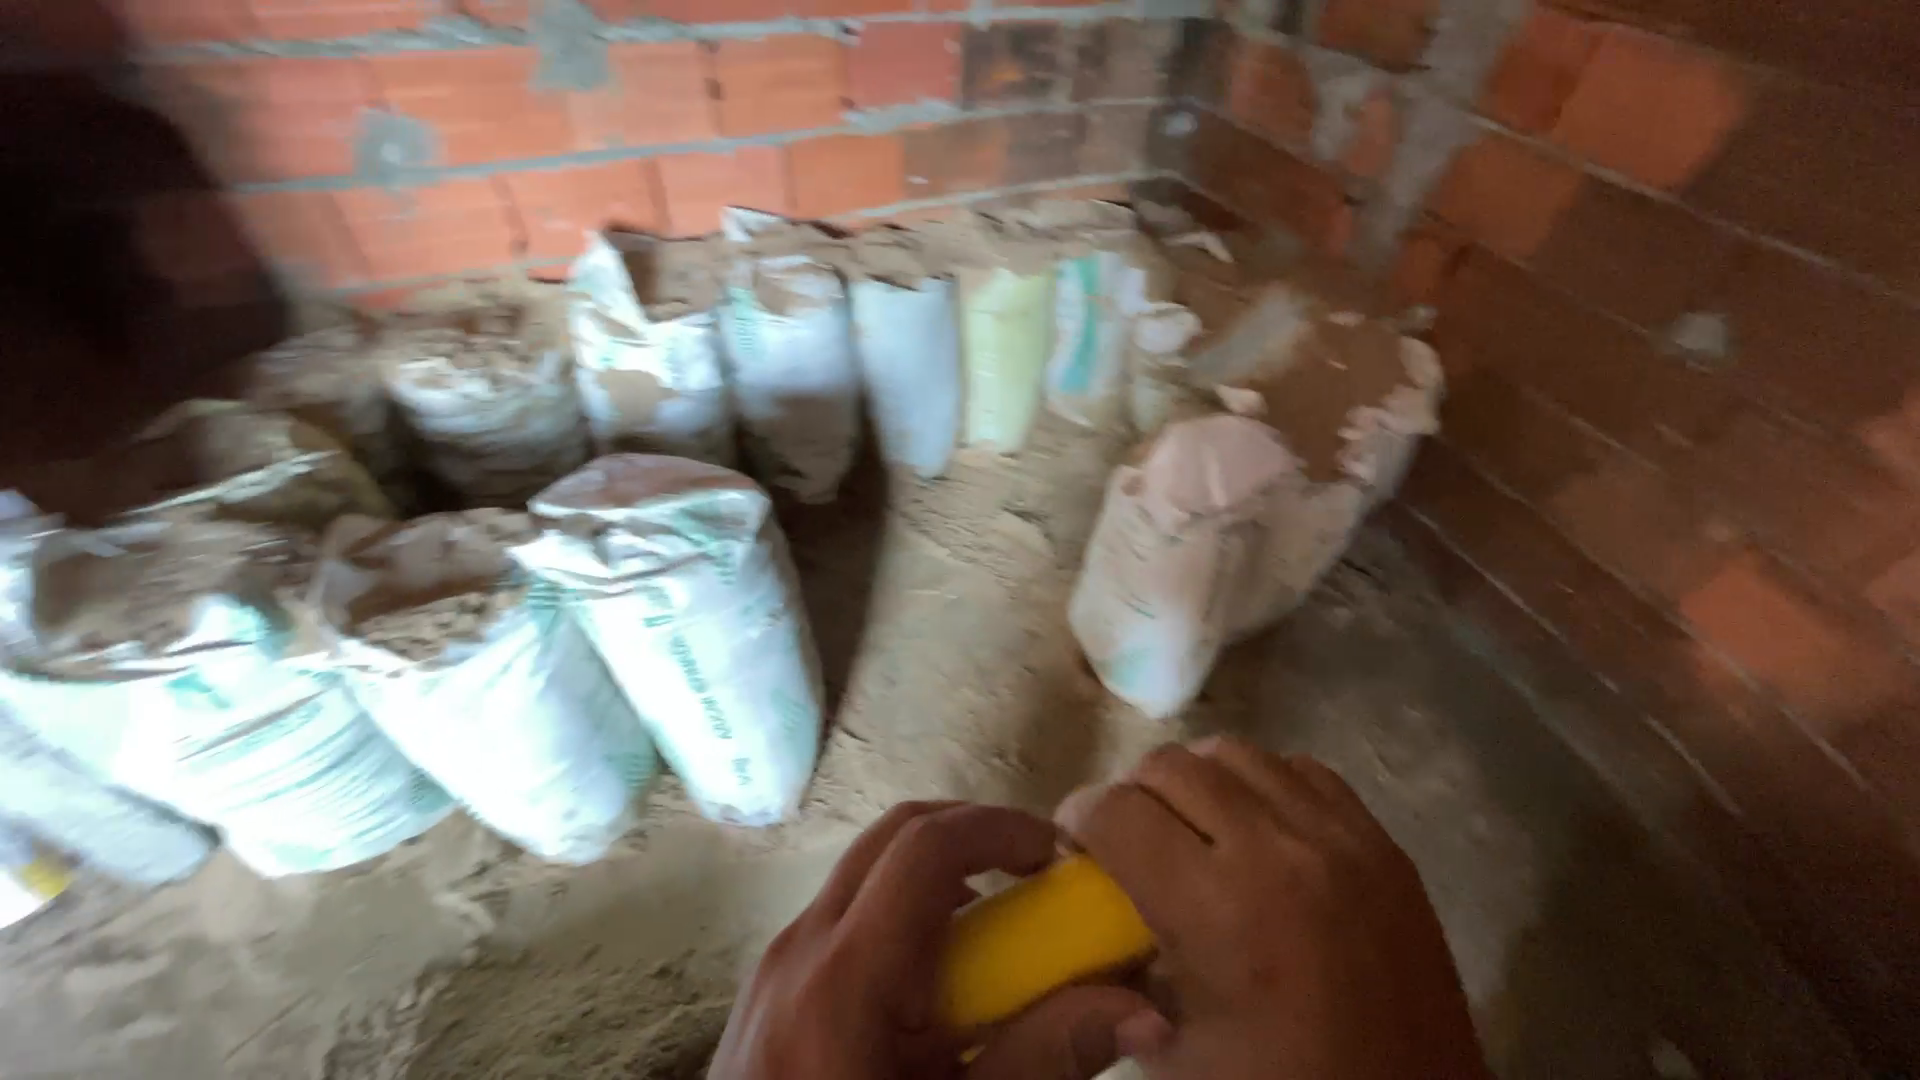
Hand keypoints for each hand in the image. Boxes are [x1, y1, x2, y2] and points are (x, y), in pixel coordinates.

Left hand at [709, 800, 1166, 1079]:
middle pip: (894, 833)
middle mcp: (803, 943)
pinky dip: (904, 907)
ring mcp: (780, 957)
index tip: (1056, 856)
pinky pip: (848, 908)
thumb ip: (1046, 1058)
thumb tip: (1147, 1010)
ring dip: (938, 868)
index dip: (998, 829)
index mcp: (846, 978)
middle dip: (973, 833)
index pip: (924, 848)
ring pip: (869, 866)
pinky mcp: (774, 979)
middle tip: (1036, 872)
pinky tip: (936, 974)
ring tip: (995, 921)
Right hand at [1058, 737, 1488, 1079]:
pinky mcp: (1381, 840)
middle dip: (1131, 794)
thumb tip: (1094, 899)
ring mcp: (1338, 837)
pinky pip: (1297, 769)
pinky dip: (1259, 785)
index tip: (1077, 840)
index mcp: (1219, 911)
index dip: (1080, 818)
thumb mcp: (1171, 1047)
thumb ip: (1119, 961)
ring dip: (1193, 781)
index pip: (1117, 812)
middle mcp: (1277, 852)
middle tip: (1130, 836)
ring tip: (1193, 825)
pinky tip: (1257, 829)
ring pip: (1230, 752)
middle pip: (1169, 766)